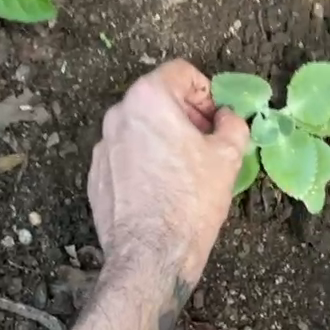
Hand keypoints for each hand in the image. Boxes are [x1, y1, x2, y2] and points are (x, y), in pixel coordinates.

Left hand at [88, 60, 249, 294]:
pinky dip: (144, 166)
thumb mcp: (227, 159)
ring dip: (163, 142)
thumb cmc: (190, 204)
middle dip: (185, 118)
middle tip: (206, 146)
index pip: (181, 73)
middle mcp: (118, 116)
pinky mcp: (96, 178)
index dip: (206, 92)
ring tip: (184, 174)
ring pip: (140, 132)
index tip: (217, 119)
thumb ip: (232, 126)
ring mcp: (102, 148)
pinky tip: (161, 194)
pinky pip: (125, 160)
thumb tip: (227, 119)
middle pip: (157, 101)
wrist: (151, 257)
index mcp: (149, 99)